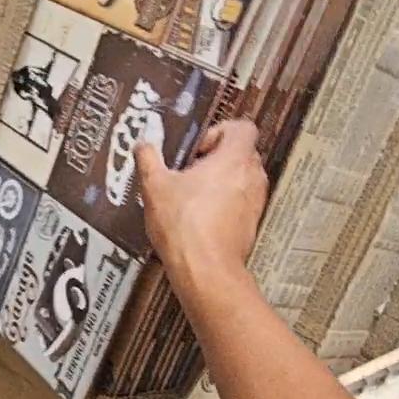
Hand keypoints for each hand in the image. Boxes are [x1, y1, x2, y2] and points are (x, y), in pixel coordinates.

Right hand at [136, 120, 268, 287]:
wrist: (205, 270)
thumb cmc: (185, 227)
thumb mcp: (155, 187)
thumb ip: (148, 160)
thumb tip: (143, 146)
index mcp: (234, 158)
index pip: (242, 127)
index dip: (218, 132)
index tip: (197, 150)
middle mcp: (252, 177)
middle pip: (242, 153)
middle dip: (216, 159)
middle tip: (190, 172)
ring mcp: (255, 203)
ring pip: (242, 180)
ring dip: (221, 183)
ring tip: (192, 197)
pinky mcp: (251, 226)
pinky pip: (241, 205)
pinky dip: (225, 206)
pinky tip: (199, 219)